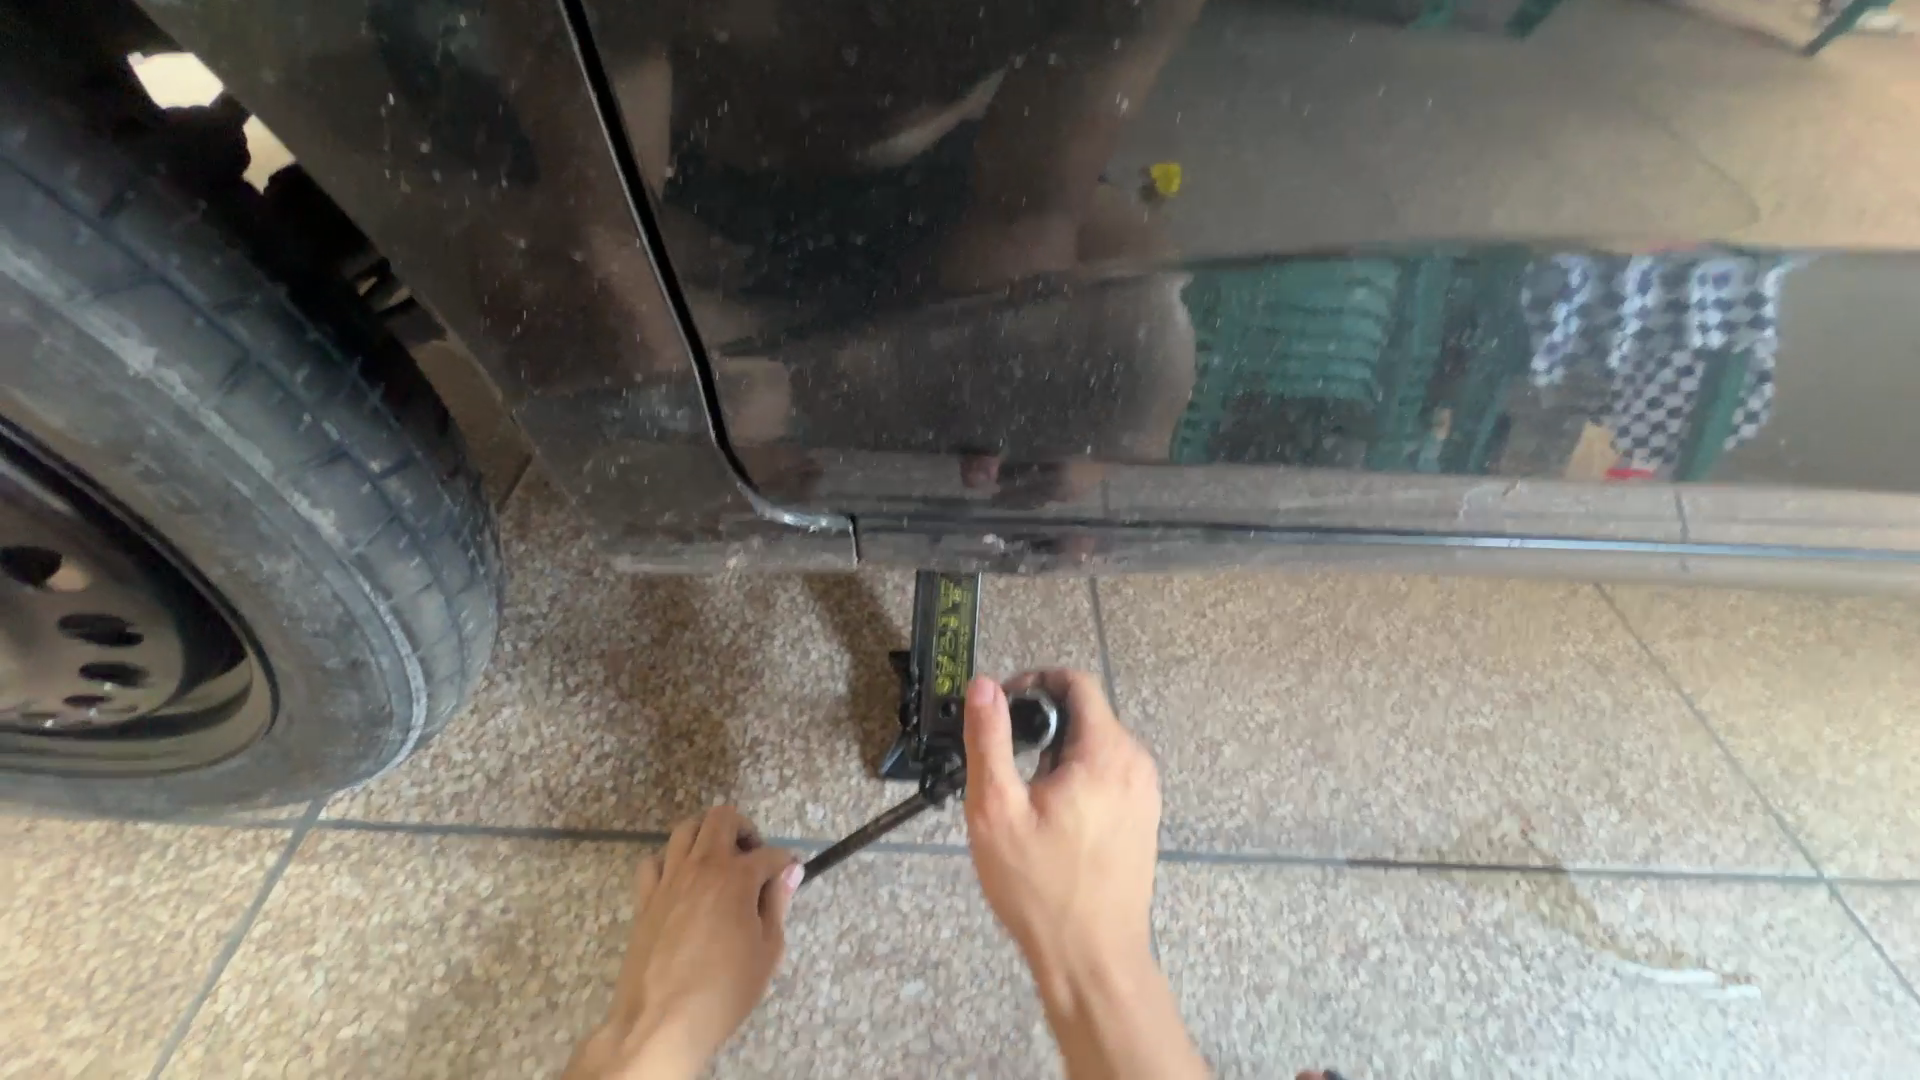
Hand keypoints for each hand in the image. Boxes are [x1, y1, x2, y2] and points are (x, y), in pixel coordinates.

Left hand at [564, 807, 801, 1079]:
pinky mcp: (645, 900)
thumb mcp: (767, 951)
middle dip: (744, 828)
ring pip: (685, 829)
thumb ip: (778, 904)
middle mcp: (702, 866)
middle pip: (722, 818)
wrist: (660, 1025)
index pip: (769, 853)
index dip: (785, 862)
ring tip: (717, 859)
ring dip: (706, 835)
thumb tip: (790, 872)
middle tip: (752, 855)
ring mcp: (669, 880)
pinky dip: (669, 861)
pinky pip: (653, 861)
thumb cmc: (724, 991)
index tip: (790, 873)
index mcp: (737, 877)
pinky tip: (680, 880)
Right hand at [961, 671, 1161, 988]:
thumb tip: (984, 685)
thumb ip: (989, 740)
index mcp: (1106, 752)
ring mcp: (1145, 791)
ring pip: (1096, 744)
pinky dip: (1078, 776)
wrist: (1093, 960)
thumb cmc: (1041, 888)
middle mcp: (1135, 763)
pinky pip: (1108, 772)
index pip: (1077, 682)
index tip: (1003, 707)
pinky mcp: (1143, 816)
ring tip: (1028, 798)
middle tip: (1008, 765)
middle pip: (1086, 713)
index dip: (1036, 681)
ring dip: (1058, 754)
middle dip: (1043, 726)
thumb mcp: (997, 810)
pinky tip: (1054, 818)